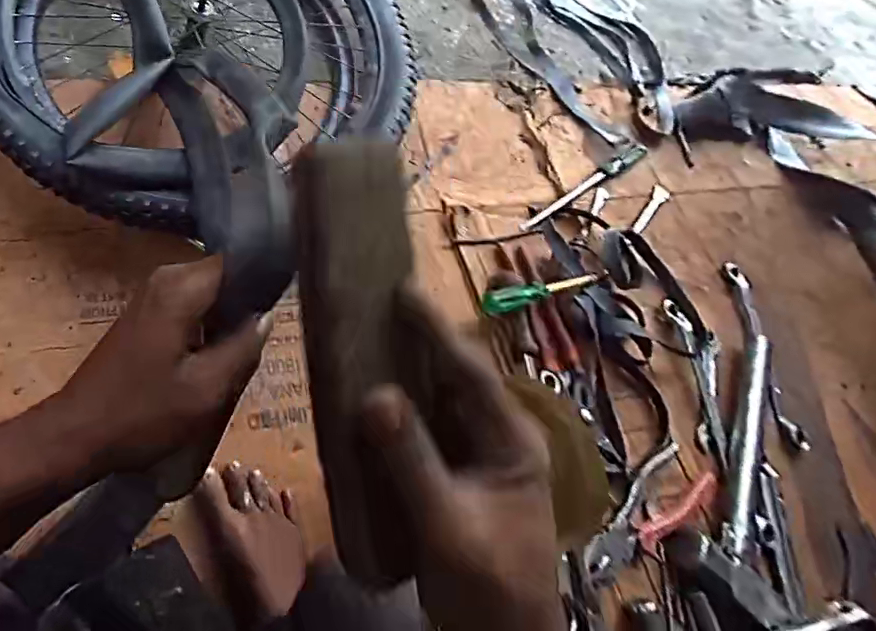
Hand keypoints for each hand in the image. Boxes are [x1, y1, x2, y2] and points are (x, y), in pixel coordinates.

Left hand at [49, 260, 269, 473]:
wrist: (80, 429)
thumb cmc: (143, 412)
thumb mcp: (205, 390)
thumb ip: (242, 347)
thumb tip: (267, 315)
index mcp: (180, 287)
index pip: (235, 262)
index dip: (263, 280)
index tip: (283, 308)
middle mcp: (164, 277)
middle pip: (222, 276)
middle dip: (245, 304)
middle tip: (261, 342)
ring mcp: (151, 293)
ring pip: (207, 292)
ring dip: (226, 318)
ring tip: (242, 354)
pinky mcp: (145, 311)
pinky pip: (189, 305)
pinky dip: (207, 325)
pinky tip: (214, 357)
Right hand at [361, 283, 562, 630]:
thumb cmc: (486, 587)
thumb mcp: (448, 524)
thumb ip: (412, 459)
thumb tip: (373, 394)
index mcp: (512, 441)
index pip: (471, 370)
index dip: (435, 328)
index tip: (400, 289)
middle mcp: (496, 434)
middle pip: (452, 372)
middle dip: (415, 336)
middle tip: (372, 300)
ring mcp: (474, 449)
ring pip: (435, 391)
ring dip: (402, 362)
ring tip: (363, 328)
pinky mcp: (450, 463)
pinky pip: (420, 416)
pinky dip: (394, 394)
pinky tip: (365, 380)